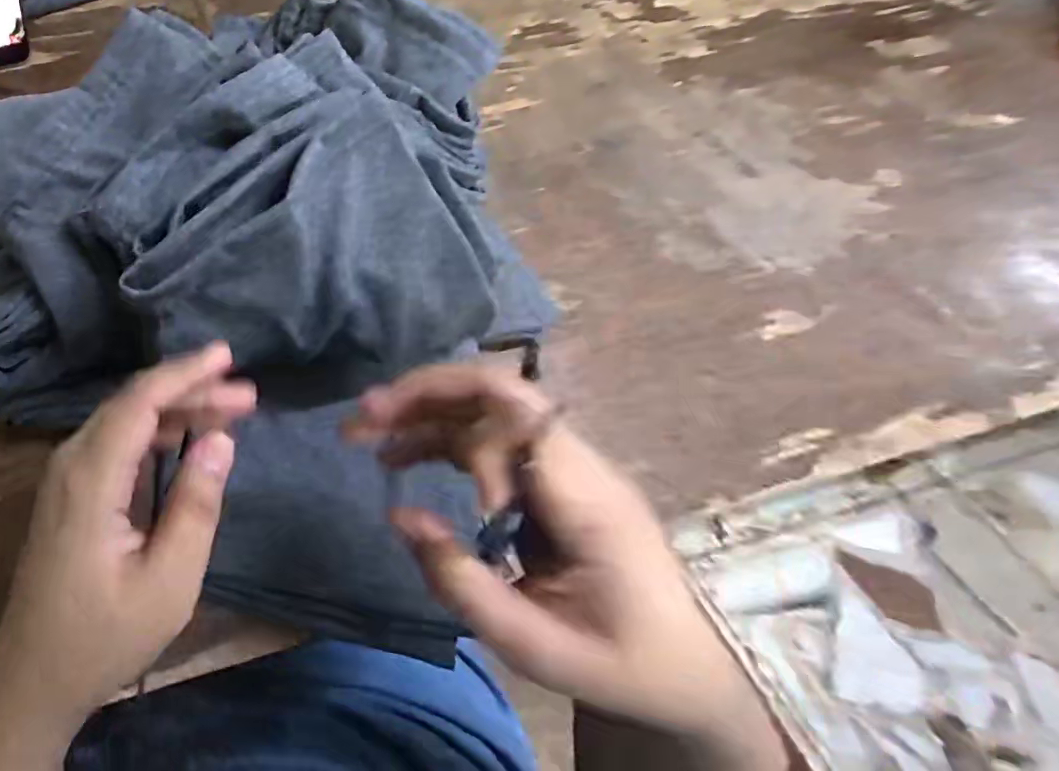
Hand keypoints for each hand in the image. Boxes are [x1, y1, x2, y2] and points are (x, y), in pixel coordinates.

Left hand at [0, 344, 254, 770]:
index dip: (185, 372)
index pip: (140, 401)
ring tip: (229, 410)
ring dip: (176, 409)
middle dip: (191, 389)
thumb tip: (221, 440)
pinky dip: (156, 432)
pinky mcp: (70, 488)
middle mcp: (71, 460)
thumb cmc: (104, 637)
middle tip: (246, 393)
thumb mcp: (168, 583)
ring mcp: (65, 473)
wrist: (33, 678)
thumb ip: (196, 506)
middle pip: (134, 402)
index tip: (228, 356)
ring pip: (125, 419)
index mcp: (90, 477)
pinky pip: (116, 441)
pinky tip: (187, 438)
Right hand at [347, 364, 787, 770]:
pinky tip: (398, 453)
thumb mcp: (542, 651)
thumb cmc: (627, 664)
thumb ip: (464, 586)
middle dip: (423, 394)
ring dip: (421, 407)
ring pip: (482, 404)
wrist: (696, 668)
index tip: (432, 480)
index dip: (464, 432)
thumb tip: (400, 513)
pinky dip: (435, 433)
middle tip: (362, 415)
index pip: (522, 414)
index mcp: (590, 498)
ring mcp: (560, 462)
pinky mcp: (543, 472)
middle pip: (495, 390)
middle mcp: (575, 461)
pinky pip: (483, 432)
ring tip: (363, 430)